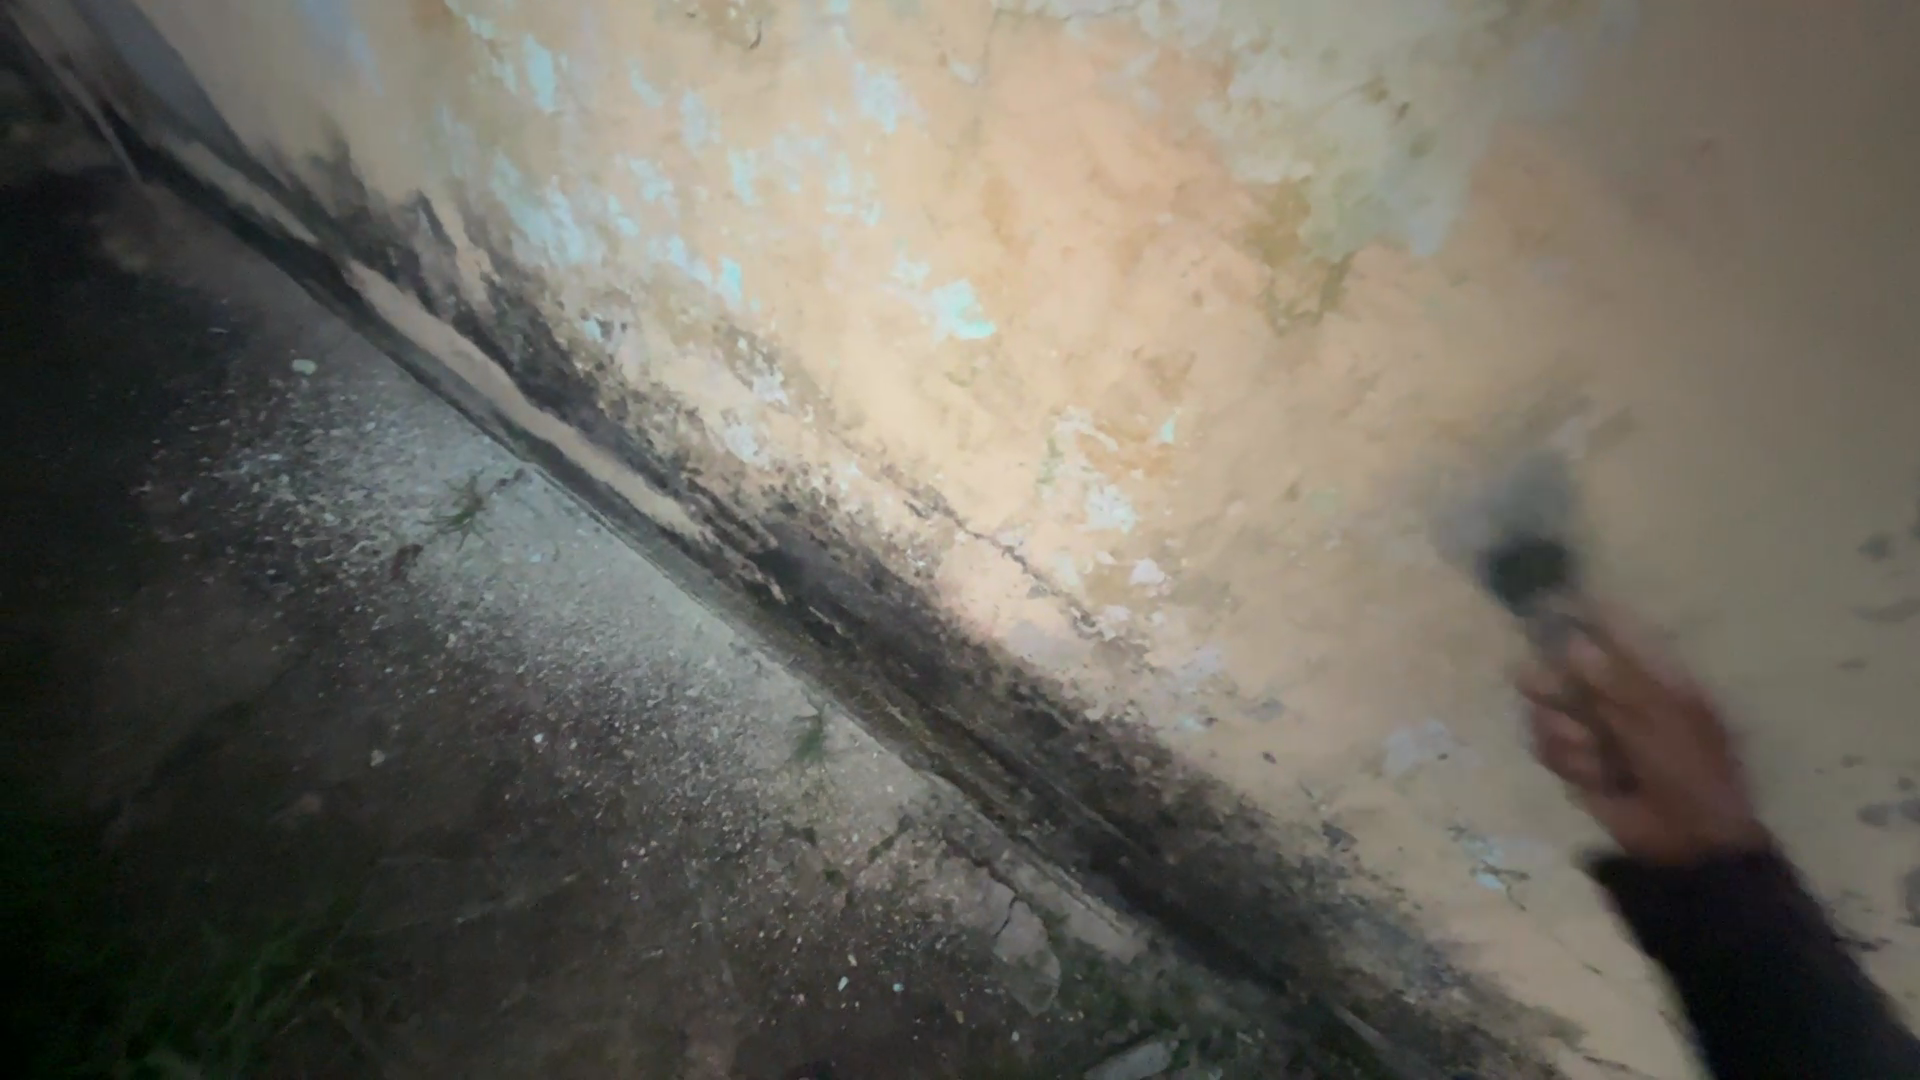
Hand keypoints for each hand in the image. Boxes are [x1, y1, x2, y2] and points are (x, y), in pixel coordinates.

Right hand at [1517, 609, 1770, 864]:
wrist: (1685, 840)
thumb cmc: (1690, 772)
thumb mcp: (1662, 720)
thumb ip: (1615, 680)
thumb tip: (1569, 641)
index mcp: (1653, 680)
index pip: (1613, 635)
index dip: (1582, 617)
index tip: (1549, 604)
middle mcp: (1616, 697)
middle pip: (1562, 670)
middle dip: (1551, 684)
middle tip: (1538, 687)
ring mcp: (1590, 726)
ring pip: (1546, 708)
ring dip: (1568, 734)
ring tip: (1596, 758)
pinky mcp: (1569, 756)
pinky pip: (1545, 743)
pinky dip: (1567, 760)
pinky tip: (1595, 778)